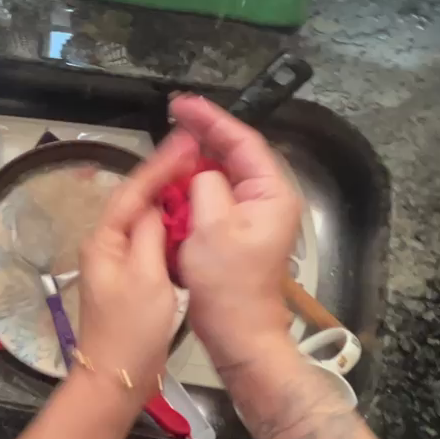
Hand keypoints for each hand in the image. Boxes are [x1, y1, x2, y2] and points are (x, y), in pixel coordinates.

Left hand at [71, 134, 196, 399]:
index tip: (185, 142)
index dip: (159, 165)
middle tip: (193, 150)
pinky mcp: (130, 276)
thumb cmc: (131, 331)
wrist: (116, 377)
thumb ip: (151, 236)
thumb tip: (157, 206)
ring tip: (193, 172)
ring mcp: (117, 261)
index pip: (133, 191)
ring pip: (142, 217)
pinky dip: (167, 222)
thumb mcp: (146, 279)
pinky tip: (185, 215)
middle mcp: (106, 244)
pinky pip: (148, 238)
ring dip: (165, 194)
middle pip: (135, 199)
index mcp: (104, 241)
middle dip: (162, 174)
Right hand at [166, 94, 302, 370]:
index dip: (211, 119)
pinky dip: (191, 186)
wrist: (237, 334)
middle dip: (202, 134)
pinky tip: (172, 180)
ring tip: (168, 142)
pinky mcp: (234, 231)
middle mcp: (266, 199)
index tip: (182, 104)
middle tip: (172, 114)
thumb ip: (205, 186)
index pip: (242, 141)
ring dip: (194, 160)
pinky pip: (211, 197)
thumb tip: (198, 172)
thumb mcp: (213, 227)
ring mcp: (251, 216)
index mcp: (271, 193)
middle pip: (232, 153)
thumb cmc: (229, 285)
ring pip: (220, 174)